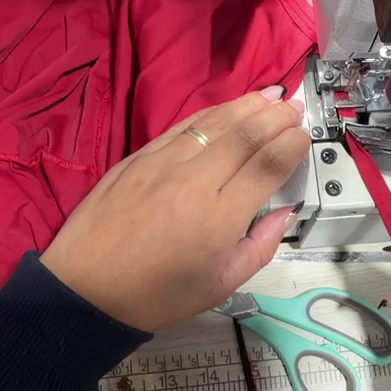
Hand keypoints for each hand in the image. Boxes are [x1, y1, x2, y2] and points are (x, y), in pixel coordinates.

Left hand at [40, 89, 311, 331]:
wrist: (86, 289)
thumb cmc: (156, 295)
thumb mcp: (220, 286)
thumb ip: (260, 247)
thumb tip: (283, 212)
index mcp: (219, 218)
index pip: (267, 166)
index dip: (291, 145)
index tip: (304, 135)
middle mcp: (194, 182)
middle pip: (245, 135)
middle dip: (276, 117)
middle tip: (294, 107)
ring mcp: (163, 164)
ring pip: (214, 123)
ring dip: (247, 106)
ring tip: (270, 95)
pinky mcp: (139, 157)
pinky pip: (183, 126)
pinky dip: (211, 113)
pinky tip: (227, 107)